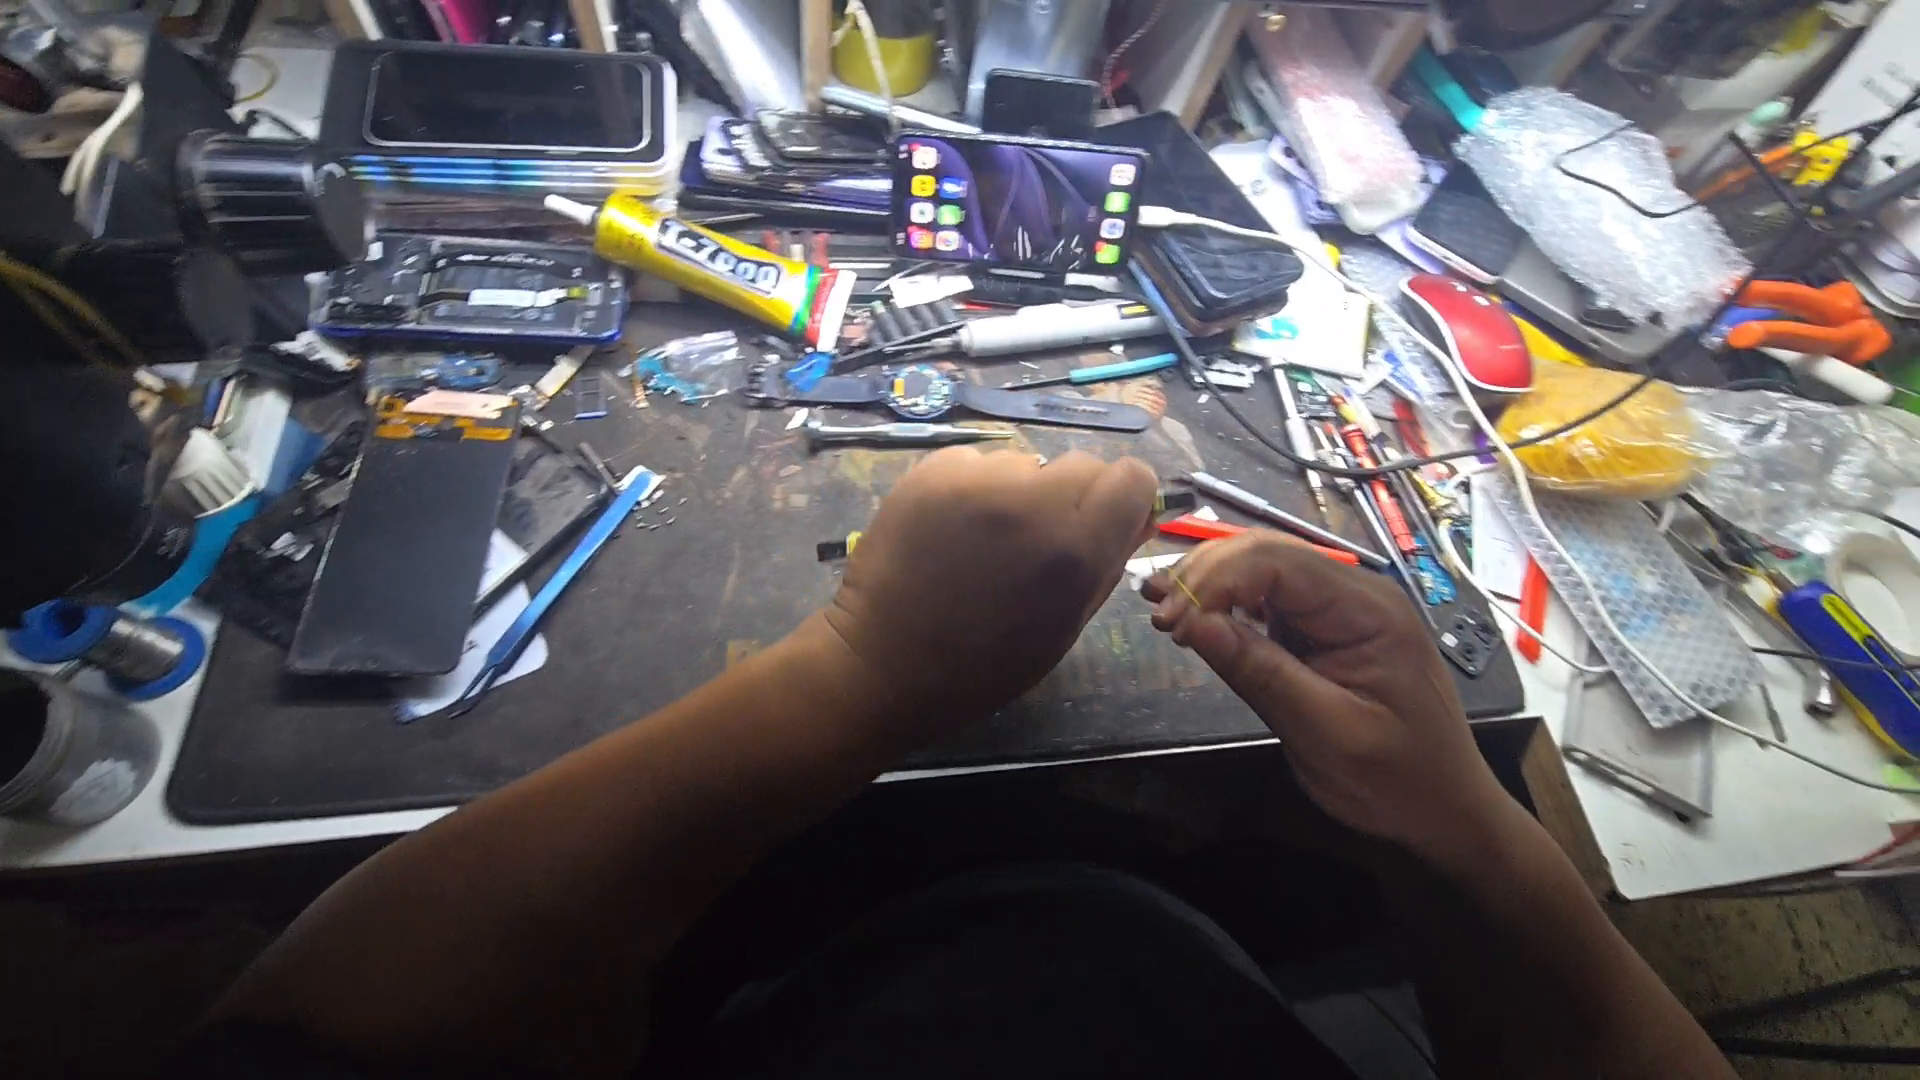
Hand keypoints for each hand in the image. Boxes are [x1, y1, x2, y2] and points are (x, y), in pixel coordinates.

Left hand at [819, 447, 1156, 731]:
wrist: (883, 664)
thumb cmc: (983, 665)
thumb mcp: (1064, 627)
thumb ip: (1105, 564)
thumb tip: (1133, 517)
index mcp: (1074, 549)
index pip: (1132, 478)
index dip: (1122, 502)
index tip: (1101, 524)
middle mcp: (1031, 501)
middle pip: (1084, 463)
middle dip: (1072, 497)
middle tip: (1037, 540)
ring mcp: (976, 480)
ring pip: (1026, 462)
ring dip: (1019, 491)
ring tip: (983, 541)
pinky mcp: (931, 471)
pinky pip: (977, 464)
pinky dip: (974, 488)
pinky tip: (950, 530)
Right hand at [1142, 531, 1510, 860]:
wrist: (1443, 811)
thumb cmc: (1396, 778)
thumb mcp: (1327, 732)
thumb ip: (1261, 673)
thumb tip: (1192, 624)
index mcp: (1367, 609)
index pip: (1277, 563)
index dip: (1215, 581)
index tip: (1170, 623)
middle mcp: (1351, 592)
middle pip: (1263, 553)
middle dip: (1204, 575)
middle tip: (1156, 613)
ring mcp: (1332, 607)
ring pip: (1256, 568)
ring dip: (1205, 582)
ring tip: (1156, 603)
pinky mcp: (1315, 626)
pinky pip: (1261, 597)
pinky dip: (1220, 602)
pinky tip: (1187, 611)